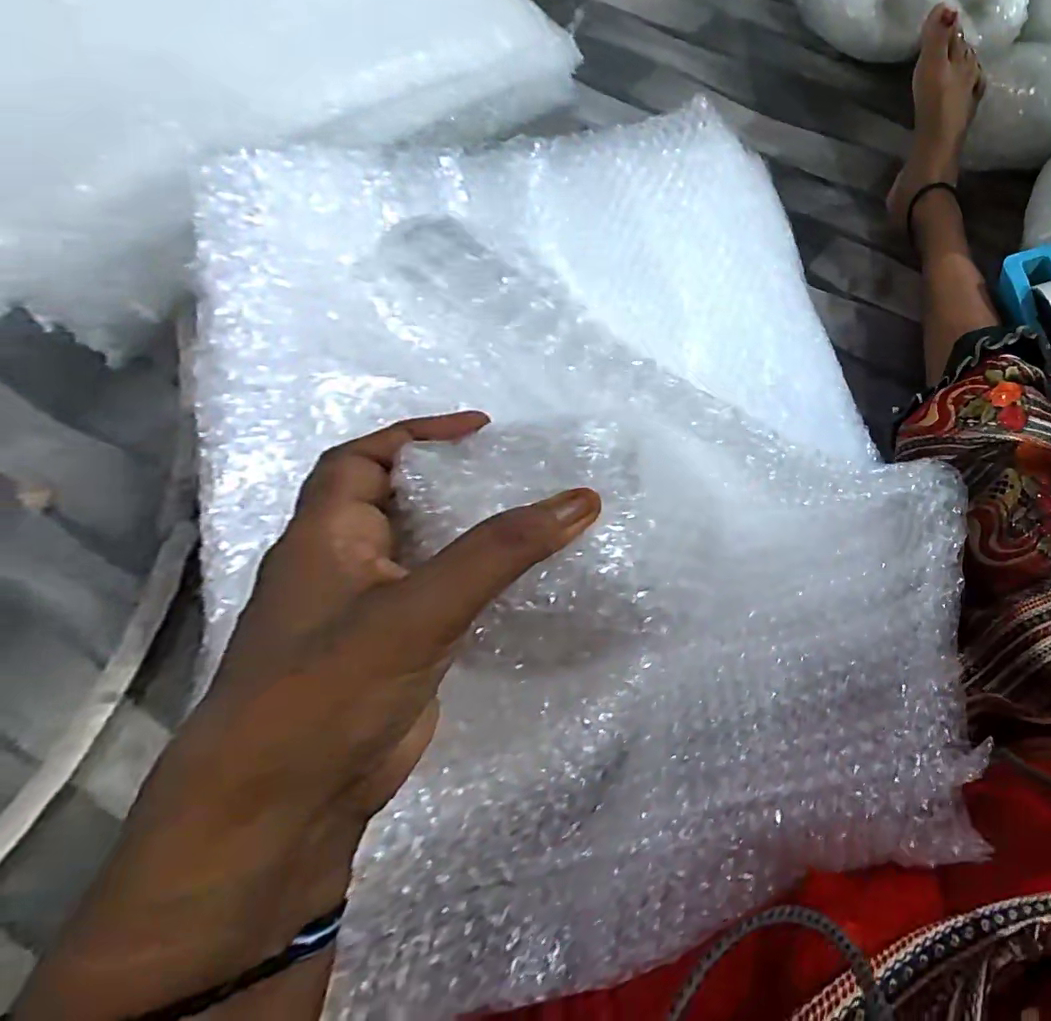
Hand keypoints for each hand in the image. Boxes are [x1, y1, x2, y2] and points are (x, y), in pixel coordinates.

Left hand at [195, 411, 600, 828]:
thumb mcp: (420, 608)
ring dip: (477, 530)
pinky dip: (486, 578)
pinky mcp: (401, 652)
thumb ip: (502, 551)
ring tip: (539, 517)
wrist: (283, 805)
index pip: (358, 463)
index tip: (482, 429)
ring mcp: (372, 615)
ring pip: (428, 551)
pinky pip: (449, 596)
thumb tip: (582, 497)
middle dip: (455, 479)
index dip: (414, 434)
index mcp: (323, 542)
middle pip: (396, 502)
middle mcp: (344, 570)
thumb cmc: (328, 690)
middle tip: (523, 472)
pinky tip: (528, 583)